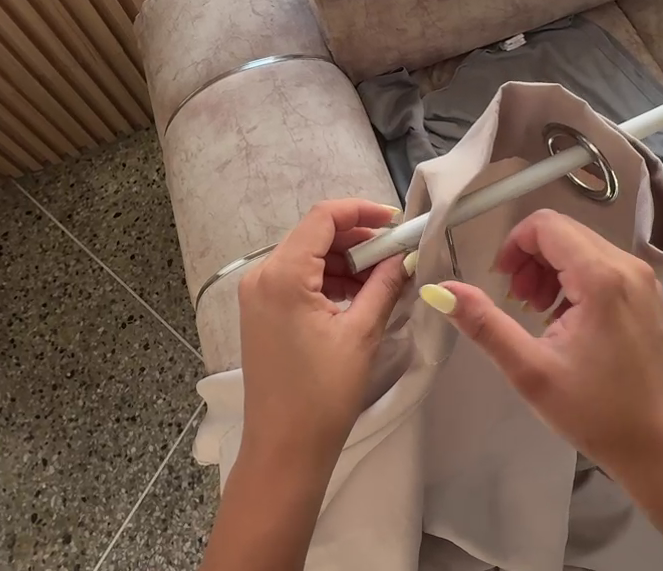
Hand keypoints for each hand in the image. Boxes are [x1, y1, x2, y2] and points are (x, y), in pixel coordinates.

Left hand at [237, 198, 408, 467]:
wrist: (283, 452)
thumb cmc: (322, 394)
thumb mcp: (361, 334)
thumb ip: (384, 285)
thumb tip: (405, 256)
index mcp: (282, 274)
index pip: (323, 217)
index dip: (361, 211)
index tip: (396, 221)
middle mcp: (261, 275)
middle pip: (315, 234)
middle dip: (357, 238)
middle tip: (396, 253)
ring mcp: (257, 294)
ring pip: (308, 255)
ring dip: (346, 260)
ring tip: (384, 277)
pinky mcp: (261, 312)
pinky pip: (298, 278)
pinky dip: (329, 278)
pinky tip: (359, 294)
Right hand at [422, 209, 662, 478]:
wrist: (659, 448)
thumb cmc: (595, 412)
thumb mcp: (530, 370)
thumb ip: (484, 324)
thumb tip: (439, 291)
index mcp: (602, 277)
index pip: (546, 225)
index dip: (514, 244)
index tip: (501, 281)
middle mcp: (628, 266)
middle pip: (565, 231)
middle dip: (531, 258)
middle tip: (518, 301)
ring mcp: (645, 279)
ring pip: (584, 245)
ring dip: (552, 268)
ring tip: (540, 311)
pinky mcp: (651, 294)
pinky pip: (605, 263)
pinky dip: (577, 278)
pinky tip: (567, 319)